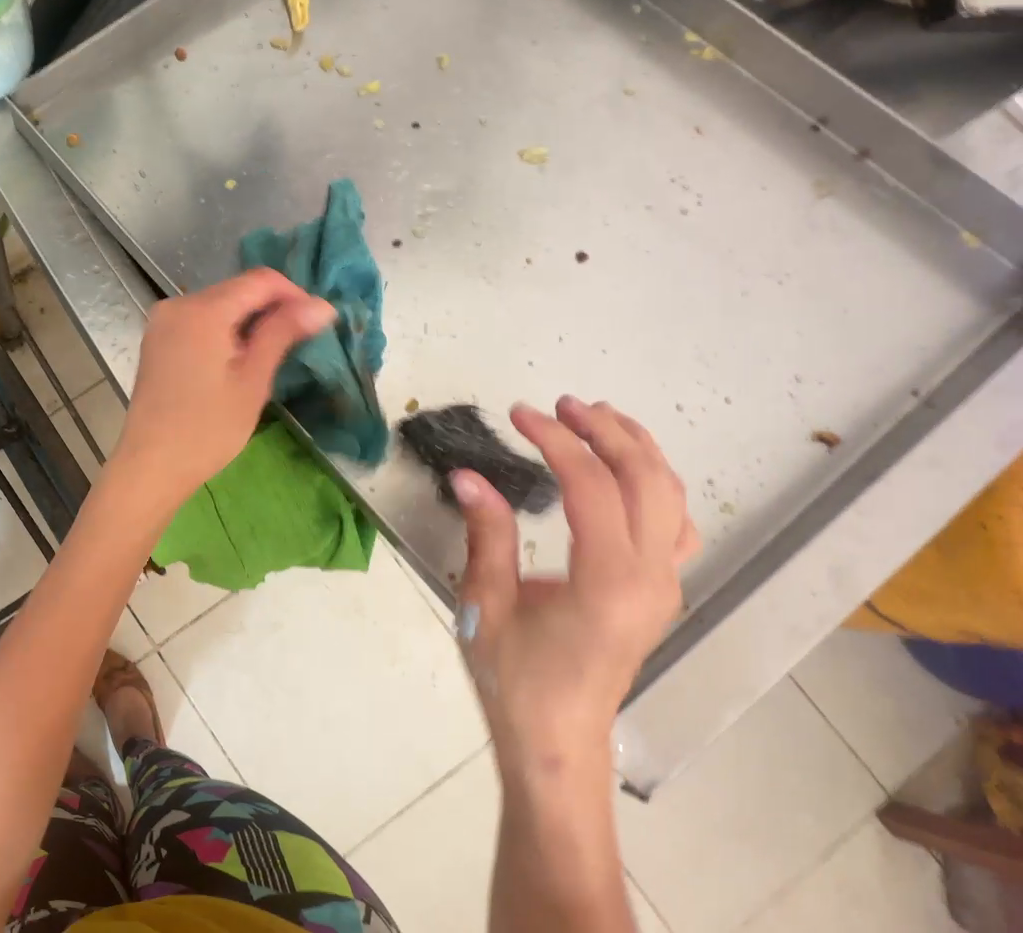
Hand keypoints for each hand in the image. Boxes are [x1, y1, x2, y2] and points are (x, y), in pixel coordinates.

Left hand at [109, 268, 334, 504]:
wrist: (151, 464)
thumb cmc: (207, 428)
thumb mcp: (253, 380)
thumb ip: (283, 333)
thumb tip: (322, 305)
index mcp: (202, 309)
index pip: (260, 280)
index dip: (294, 294)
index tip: (318, 322)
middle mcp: (176, 305)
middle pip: (237, 290)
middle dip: (271, 309)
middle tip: (299, 343)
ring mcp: (162, 322)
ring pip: (218, 306)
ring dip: (248, 322)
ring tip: (270, 356)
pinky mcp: (156, 341)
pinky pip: (199, 322)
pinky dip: (223, 332)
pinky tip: (237, 361)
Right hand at [453, 398, 698, 776]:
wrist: (557, 737)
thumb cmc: (514, 676)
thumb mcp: (488, 603)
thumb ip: (488, 534)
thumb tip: (467, 476)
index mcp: (608, 579)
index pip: (591, 486)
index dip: (555, 441)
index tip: (519, 415)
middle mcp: (651, 575)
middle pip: (647, 480)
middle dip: (605, 432)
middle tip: (561, 405)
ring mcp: (665, 584)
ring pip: (672, 498)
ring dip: (637, 451)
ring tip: (597, 419)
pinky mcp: (660, 591)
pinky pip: (676, 526)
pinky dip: (655, 486)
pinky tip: (627, 476)